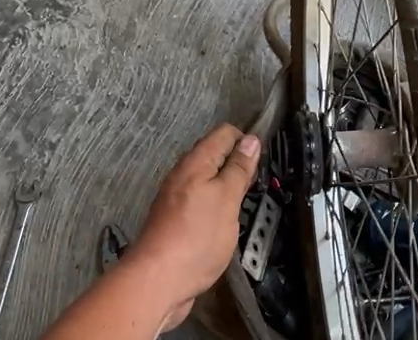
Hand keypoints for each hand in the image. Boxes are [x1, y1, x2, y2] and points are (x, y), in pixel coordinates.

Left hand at [123, 124, 261, 329]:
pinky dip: (214, 207)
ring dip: (226, 189)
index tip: (261, 164)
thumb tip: (251, 139)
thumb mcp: (227, 199)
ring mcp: (176, 199)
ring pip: (207, 181)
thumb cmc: (197, 237)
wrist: (155, 283)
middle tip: (255, 187)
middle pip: (215, 155)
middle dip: (237, 166)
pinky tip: (222, 226)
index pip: (224, 134)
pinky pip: (200, 203)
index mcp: (196, 162)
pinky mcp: (174, 222)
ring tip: (243, 208)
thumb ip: (239, 169)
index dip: (246, 142)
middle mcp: (183, 174)